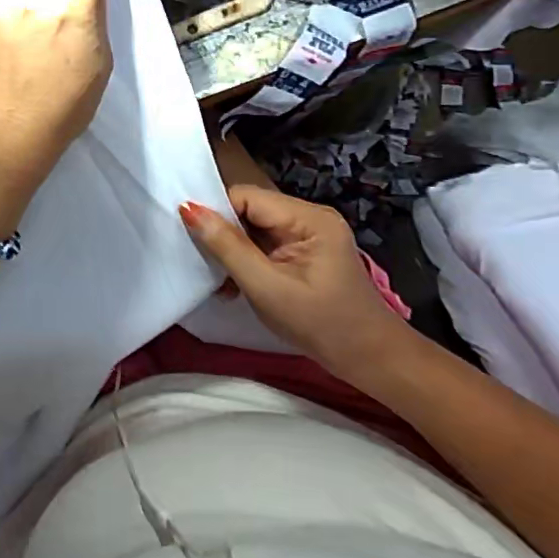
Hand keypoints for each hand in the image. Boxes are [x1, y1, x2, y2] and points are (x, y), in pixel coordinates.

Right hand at [179, 186, 418, 377]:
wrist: (370, 360)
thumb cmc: (320, 324)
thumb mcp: (266, 287)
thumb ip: (226, 246)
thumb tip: (188, 209)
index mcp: (308, 217)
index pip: (245, 197)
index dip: (217, 215)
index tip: (195, 242)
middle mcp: (310, 215)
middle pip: (249, 210)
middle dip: (224, 236)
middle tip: (208, 267)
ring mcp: (309, 233)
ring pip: (254, 227)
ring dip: (234, 252)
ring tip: (223, 281)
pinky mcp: (306, 250)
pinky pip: (265, 242)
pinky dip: (248, 260)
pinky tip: (239, 283)